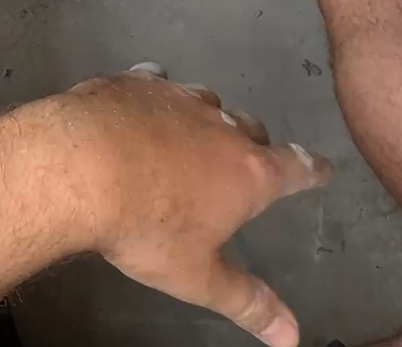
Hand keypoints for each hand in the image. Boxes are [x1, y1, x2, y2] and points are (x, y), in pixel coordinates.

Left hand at [27, 63, 331, 345]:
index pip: (292, 168)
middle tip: (252, 154)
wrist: (80, 164)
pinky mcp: (132, 82)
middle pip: (248, 128)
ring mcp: (174, 97)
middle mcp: (216, 125)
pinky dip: (157, 90)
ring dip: (207, 114)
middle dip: (255, 142)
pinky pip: (155, 80)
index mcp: (245, 172)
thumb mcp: (197, 276)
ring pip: (204, 99)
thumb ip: (247, 302)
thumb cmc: (146, 225)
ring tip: (201, 127)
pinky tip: (145, 97)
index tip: (321, 165)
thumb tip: (293, 337)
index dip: (309, 169)